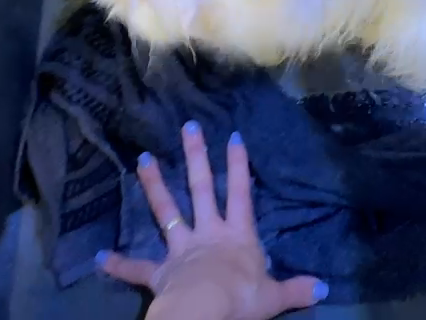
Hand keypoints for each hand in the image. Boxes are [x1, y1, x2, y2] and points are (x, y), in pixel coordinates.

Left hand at [98, 122, 327, 319]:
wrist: (203, 316)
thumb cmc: (240, 302)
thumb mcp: (273, 298)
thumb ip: (296, 290)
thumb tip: (325, 287)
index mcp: (237, 236)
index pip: (240, 193)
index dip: (238, 166)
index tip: (233, 135)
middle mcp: (208, 234)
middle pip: (202, 188)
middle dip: (196, 156)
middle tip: (188, 126)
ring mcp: (181, 251)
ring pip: (167, 212)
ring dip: (155, 186)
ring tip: (142, 160)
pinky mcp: (160, 274)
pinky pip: (137, 269)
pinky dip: (119, 264)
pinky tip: (100, 257)